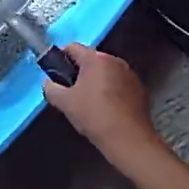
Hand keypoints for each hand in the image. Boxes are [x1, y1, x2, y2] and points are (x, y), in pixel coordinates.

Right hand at [43, 44, 161, 158]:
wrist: (129, 140)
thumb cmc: (94, 116)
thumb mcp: (65, 103)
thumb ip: (51, 88)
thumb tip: (49, 83)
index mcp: (96, 59)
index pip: (72, 47)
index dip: (60, 58)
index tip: (56, 74)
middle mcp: (115, 60)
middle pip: (90, 60)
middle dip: (78, 72)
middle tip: (71, 92)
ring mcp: (130, 74)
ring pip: (105, 72)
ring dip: (95, 81)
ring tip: (89, 103)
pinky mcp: (140, 89)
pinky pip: (119, 83)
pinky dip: (111, 91)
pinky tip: (107, 109)